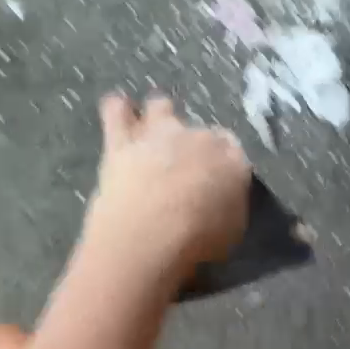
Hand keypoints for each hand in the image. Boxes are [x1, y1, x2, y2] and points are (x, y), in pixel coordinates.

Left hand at [78, 93, 251, 284]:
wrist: (152, 234)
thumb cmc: (200, 241)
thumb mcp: (233, 228)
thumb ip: (229, 204)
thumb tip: (222, 198)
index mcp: (231, 159)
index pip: (230, 146)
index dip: (221, 158)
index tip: (215, 174)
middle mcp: (198, 137)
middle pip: (197, 129)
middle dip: (191, 142)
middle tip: (181, 164)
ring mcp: (158, 134)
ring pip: (160, 107)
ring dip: (158, 114)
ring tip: (151, 124)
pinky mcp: (122, 142)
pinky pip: (116, 112)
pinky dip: (118, 109)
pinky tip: (117, 109)